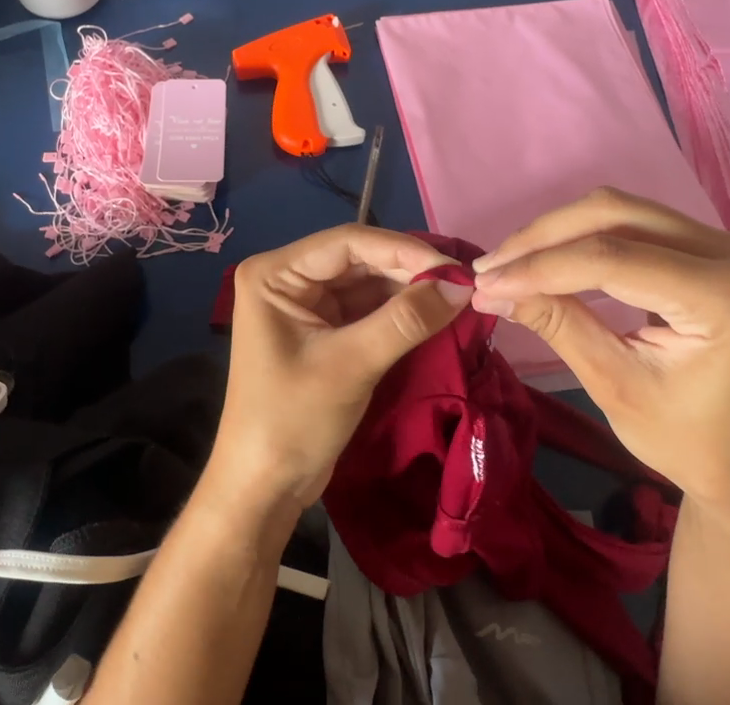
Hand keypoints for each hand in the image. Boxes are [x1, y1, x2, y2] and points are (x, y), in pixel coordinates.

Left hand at [216, 225, 471, 510]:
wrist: (263, 487)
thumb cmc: (292, 421)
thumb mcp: (350, 366)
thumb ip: (405, 321)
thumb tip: (462, 287)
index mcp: (274, 274)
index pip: (347, 243)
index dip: (403, 249)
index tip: (455, 267)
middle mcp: (286, 279)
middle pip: (358, 260)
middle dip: (409, 270)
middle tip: (465, 283)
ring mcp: (304, 306)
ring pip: (367, 284)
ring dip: (409, 290)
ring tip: (458, 296)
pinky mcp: (322, 332)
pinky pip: (366, 310)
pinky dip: (399, 312)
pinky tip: (435, 314)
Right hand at [469, 188, 729, 508]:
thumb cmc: (686, 440)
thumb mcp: (614, 384)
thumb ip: (557, 324)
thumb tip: (489, 289)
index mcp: (726, 295)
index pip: (613, 257)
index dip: (540, 265)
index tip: (484, 282)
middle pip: (616, 214)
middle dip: (543, 238)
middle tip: (489, 267)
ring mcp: (727, 245)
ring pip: (621, 212)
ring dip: (558, 234)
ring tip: (509, 264)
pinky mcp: (711, 249)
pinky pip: (635, 226)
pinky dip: (583, 240)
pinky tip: (548, 261)